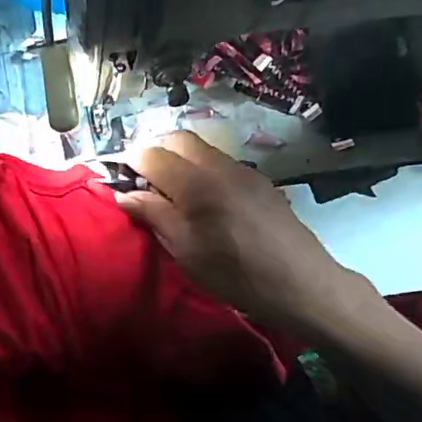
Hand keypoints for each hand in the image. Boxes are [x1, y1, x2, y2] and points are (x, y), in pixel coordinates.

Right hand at [115, 131, 381, 335]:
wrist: (301, 283)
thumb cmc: (236, 275)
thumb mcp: (186, 252)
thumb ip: (154, 216)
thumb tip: (123, 194)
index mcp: (197, 186)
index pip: (152, 153)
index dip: (130, 162)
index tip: (120, 180)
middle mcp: (220, 167)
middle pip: (178, 138)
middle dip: (154, 151)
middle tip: (142, 180)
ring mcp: (244, 171)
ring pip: (201, 148)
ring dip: (178, 159)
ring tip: (169, 191)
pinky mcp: (259, 181)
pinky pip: (220, 162)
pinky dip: (200, 168)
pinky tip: (201, 198)